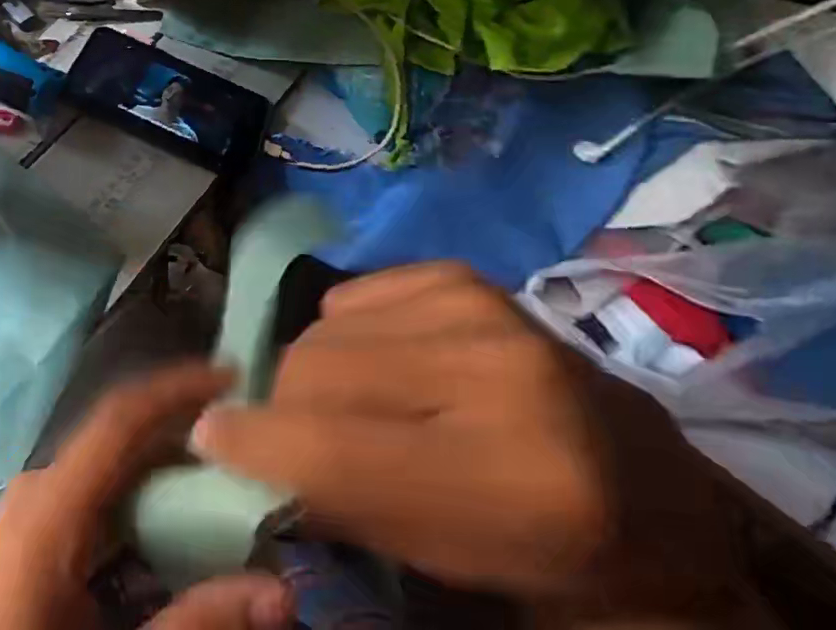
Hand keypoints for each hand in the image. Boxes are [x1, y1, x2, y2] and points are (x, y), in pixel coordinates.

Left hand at [0, 364, 295, 629]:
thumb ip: (194, 623)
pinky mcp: (33, 538)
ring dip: (167, 475)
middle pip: (124, 443)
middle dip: (186, 438)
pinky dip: (141, 507)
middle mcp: (41, 491)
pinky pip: (96, 503)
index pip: (120, 417)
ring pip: (112, 473)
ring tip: (227, 486)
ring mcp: (32, 513)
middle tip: (249, 444)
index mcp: (51, 504)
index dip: (176, 387)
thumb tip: (283, 592)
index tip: (232, 375)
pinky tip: (178, 534)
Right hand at [189, 261, 758, 623]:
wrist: (624, 473)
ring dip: (318, 370)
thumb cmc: (532, 543)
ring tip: (360, 402)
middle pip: (314, 370)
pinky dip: (348, 332)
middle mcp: (499, 375)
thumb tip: (234, 442)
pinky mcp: (465, 277)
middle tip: (305, 434)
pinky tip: (387, 361)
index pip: (334, 449)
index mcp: (509, 479)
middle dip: (286, 407)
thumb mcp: (438, 558)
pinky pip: (353, 298)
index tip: (211, 438)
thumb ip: (334, 498)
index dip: (254, 444)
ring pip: (323, 329)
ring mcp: (484, 310)